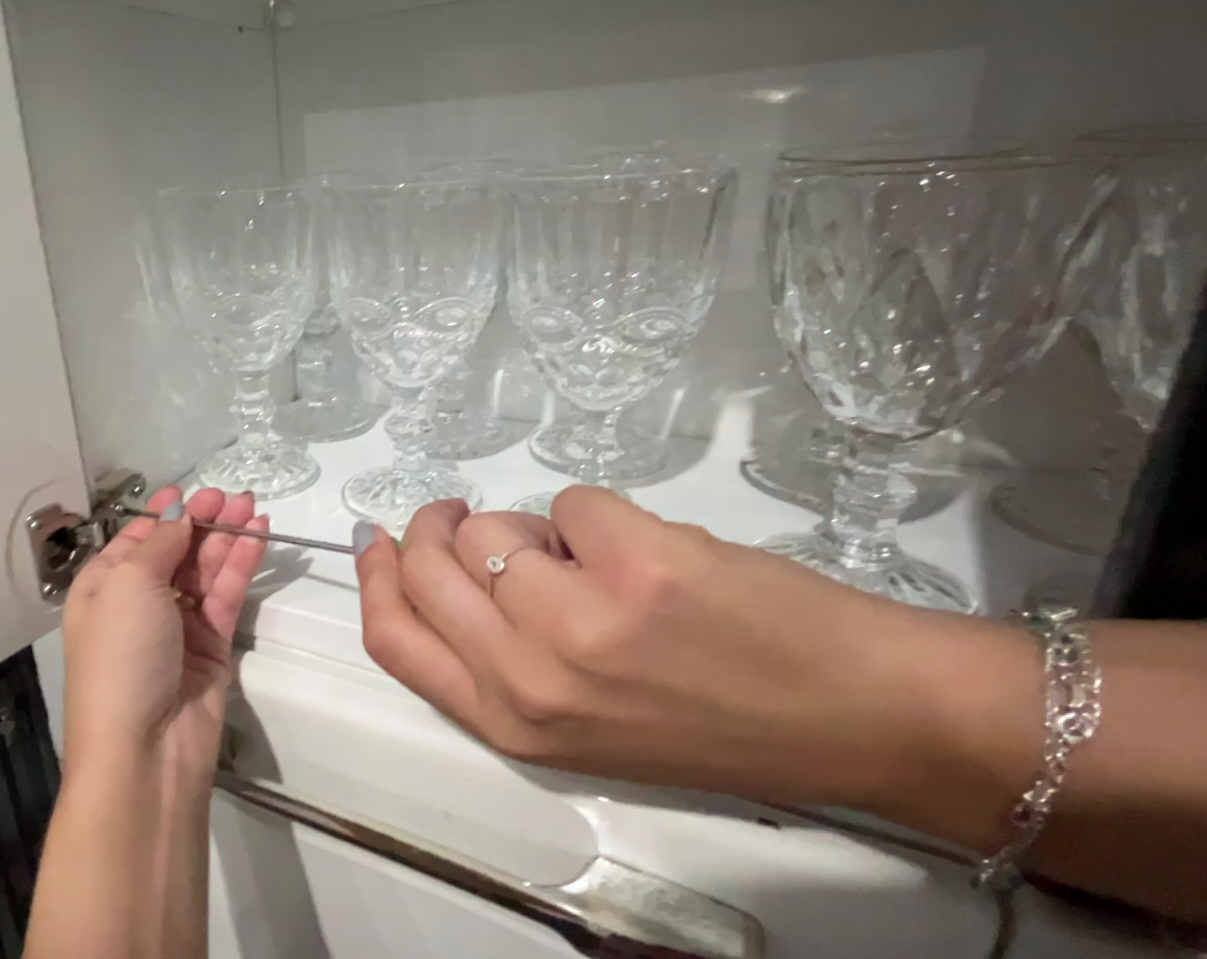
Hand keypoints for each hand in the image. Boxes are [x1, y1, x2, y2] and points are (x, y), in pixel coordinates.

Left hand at [62, 486, 267, 777]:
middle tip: (231, 495)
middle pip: (175, 550)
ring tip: (251, 506)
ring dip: (226, 537)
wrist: (145, 748)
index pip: (136, 540)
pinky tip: (258, 535)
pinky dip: (241, 565)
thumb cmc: (121, 656)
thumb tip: (179, 512)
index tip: (192, 491)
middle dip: (202, 521)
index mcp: (103, 588)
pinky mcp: (211, 646)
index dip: (164, 514)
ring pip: (204, 570)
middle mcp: (137, 604)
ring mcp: (176, 626)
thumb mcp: (129, 585)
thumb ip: (161, 543)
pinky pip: (226, 595)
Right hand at [354, 489, 1039, 819]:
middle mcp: (530, 678)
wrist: (850, 716)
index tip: (377, 542)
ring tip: (583, 556)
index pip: (396, 640)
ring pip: (492, 526)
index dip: (375, 580)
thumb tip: (450, 555)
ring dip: (527, 526)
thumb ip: (497, 653)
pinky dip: (596, 516)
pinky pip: (569, 503)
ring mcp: (580, 620)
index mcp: (509, 723)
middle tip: (458, 512)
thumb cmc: (702, 719)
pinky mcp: (637, 564)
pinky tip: (641, 550)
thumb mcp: (572, 720)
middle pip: (428, 569)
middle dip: (434, 525)